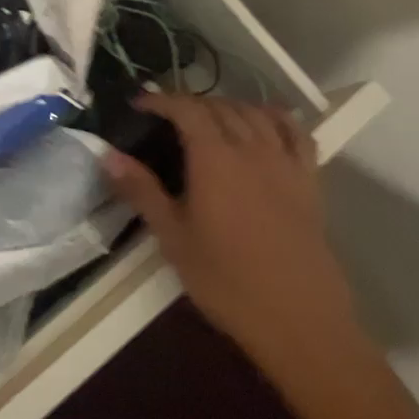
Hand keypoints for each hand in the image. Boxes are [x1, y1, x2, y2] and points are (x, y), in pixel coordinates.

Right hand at [103, 93, 358, 366]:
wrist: (298, 318)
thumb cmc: (227, 281)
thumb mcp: (174, 239)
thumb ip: (142, 191)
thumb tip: (108, 155)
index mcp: (214, 158)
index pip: (186, 108)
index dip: (161, 99)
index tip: (140, 105)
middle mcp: (251, 148)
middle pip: (220, 106)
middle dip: (191, 104)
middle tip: (167, 119)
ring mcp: (285, 162)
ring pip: (256, 113)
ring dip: (228, 107)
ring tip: (209, 120)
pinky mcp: (310, 181)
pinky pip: (296, 133)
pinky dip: (276, 118)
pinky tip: (265, 124)